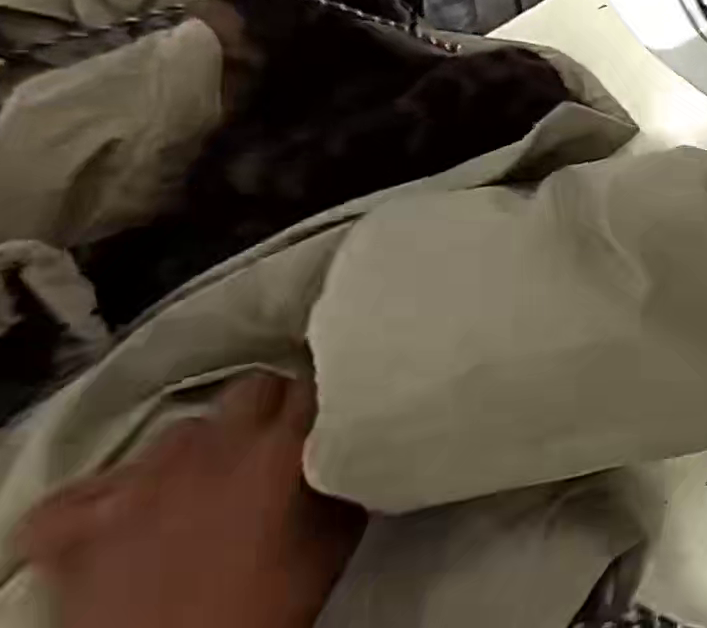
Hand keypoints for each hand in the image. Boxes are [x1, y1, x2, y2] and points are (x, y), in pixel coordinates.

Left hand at [15, 374, 364, 627]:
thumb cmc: (276, 598)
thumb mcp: (340, 529)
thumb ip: (346, 472)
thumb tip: (356, 442)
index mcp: (280, 447)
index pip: (316, 385)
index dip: (329, 395)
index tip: (336, 410)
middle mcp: (208, 451)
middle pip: (251, 388)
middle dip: (271, 405)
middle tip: (281, 435)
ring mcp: (134, 487)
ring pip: (179, 431)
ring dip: (201, 446)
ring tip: (211, 476)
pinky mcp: (72, 529)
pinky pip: (84, 489)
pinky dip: (108, 493)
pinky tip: (130, 510)